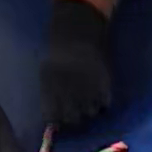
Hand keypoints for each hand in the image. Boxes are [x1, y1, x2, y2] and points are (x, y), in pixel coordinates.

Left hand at [39, 0, 112, 128]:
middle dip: (74, 118)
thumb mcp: (46, 73)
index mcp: (52, 89)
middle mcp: (70, 92)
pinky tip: (98, 94)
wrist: (79, 29)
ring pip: (90, 114)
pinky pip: (104, 105)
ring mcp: (89, 89)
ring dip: (89, 111)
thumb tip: (52, 122)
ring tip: (87, 100)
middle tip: (75, 112)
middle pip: (74, 120)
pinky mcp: (104, 85)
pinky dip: (102, 103)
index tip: (59, 119)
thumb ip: (49, 97)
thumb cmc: (60, 51)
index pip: (54, 118)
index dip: (57, 120)